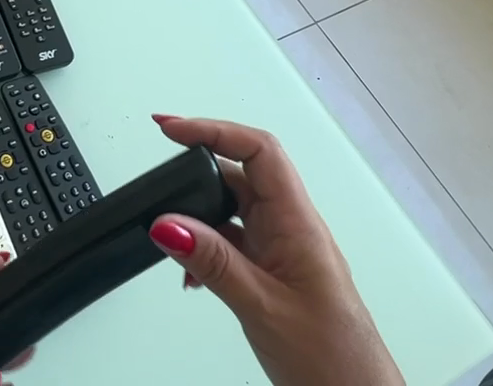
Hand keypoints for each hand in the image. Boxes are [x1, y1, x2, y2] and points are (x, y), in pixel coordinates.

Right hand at [147, 116, 403, 385]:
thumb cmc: (333, 361)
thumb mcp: (262, 306)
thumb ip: (212, 262)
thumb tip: (166, 223)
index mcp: (298, 222)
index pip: (258, 150)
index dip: (214, 130)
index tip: (172, 130)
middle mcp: (290, 226)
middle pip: (239, 171)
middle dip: (195, 167)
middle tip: (159, 173)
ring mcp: (280, 246)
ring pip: (231, 206)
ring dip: (197, 215)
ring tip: (169, 234)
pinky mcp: (270, 268)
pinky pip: (230, 238)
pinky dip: (202, 246)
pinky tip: (190, 274)